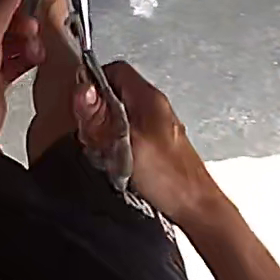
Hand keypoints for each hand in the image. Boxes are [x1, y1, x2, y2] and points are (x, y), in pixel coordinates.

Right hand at [81, 60, 226, 228]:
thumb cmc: (165, 175)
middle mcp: (155, 106)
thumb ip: (101, 116)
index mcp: (149, 97)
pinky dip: (116, 141)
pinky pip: (128, 130)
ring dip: (106, 128)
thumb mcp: (124, 142)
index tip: (84, 102)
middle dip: (98, 108)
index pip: (116, 70)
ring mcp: (157, 124)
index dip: (95, 81)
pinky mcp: (157, 142)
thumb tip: (82, 89)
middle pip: (116, 91)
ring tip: (103, 148)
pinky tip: (116, 159)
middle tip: (93, 130)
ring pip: (120, 112)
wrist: (197, 209)